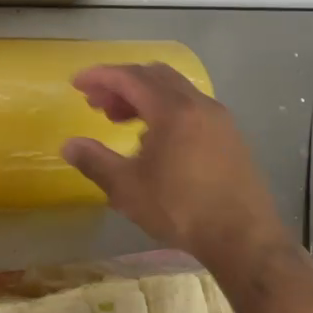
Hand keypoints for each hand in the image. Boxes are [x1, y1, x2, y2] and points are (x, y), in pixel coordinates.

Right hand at [60, 63, 288, 271]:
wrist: (243, 237)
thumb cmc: (180, 209)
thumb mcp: (127, 188)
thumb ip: (94, 161)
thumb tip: (69, 145)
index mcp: (173, 111)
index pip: (130, 78)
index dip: (100, 76)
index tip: (77, 84)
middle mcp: (199, 105)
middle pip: (155, 76)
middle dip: (121, 84)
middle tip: (96, 104)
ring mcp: (219, 119)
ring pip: (175, 91)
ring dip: (143, 97)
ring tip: (119, 121)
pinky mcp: (229, 136)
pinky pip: (190, 108)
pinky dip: (164, 110)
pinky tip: (152, 140)